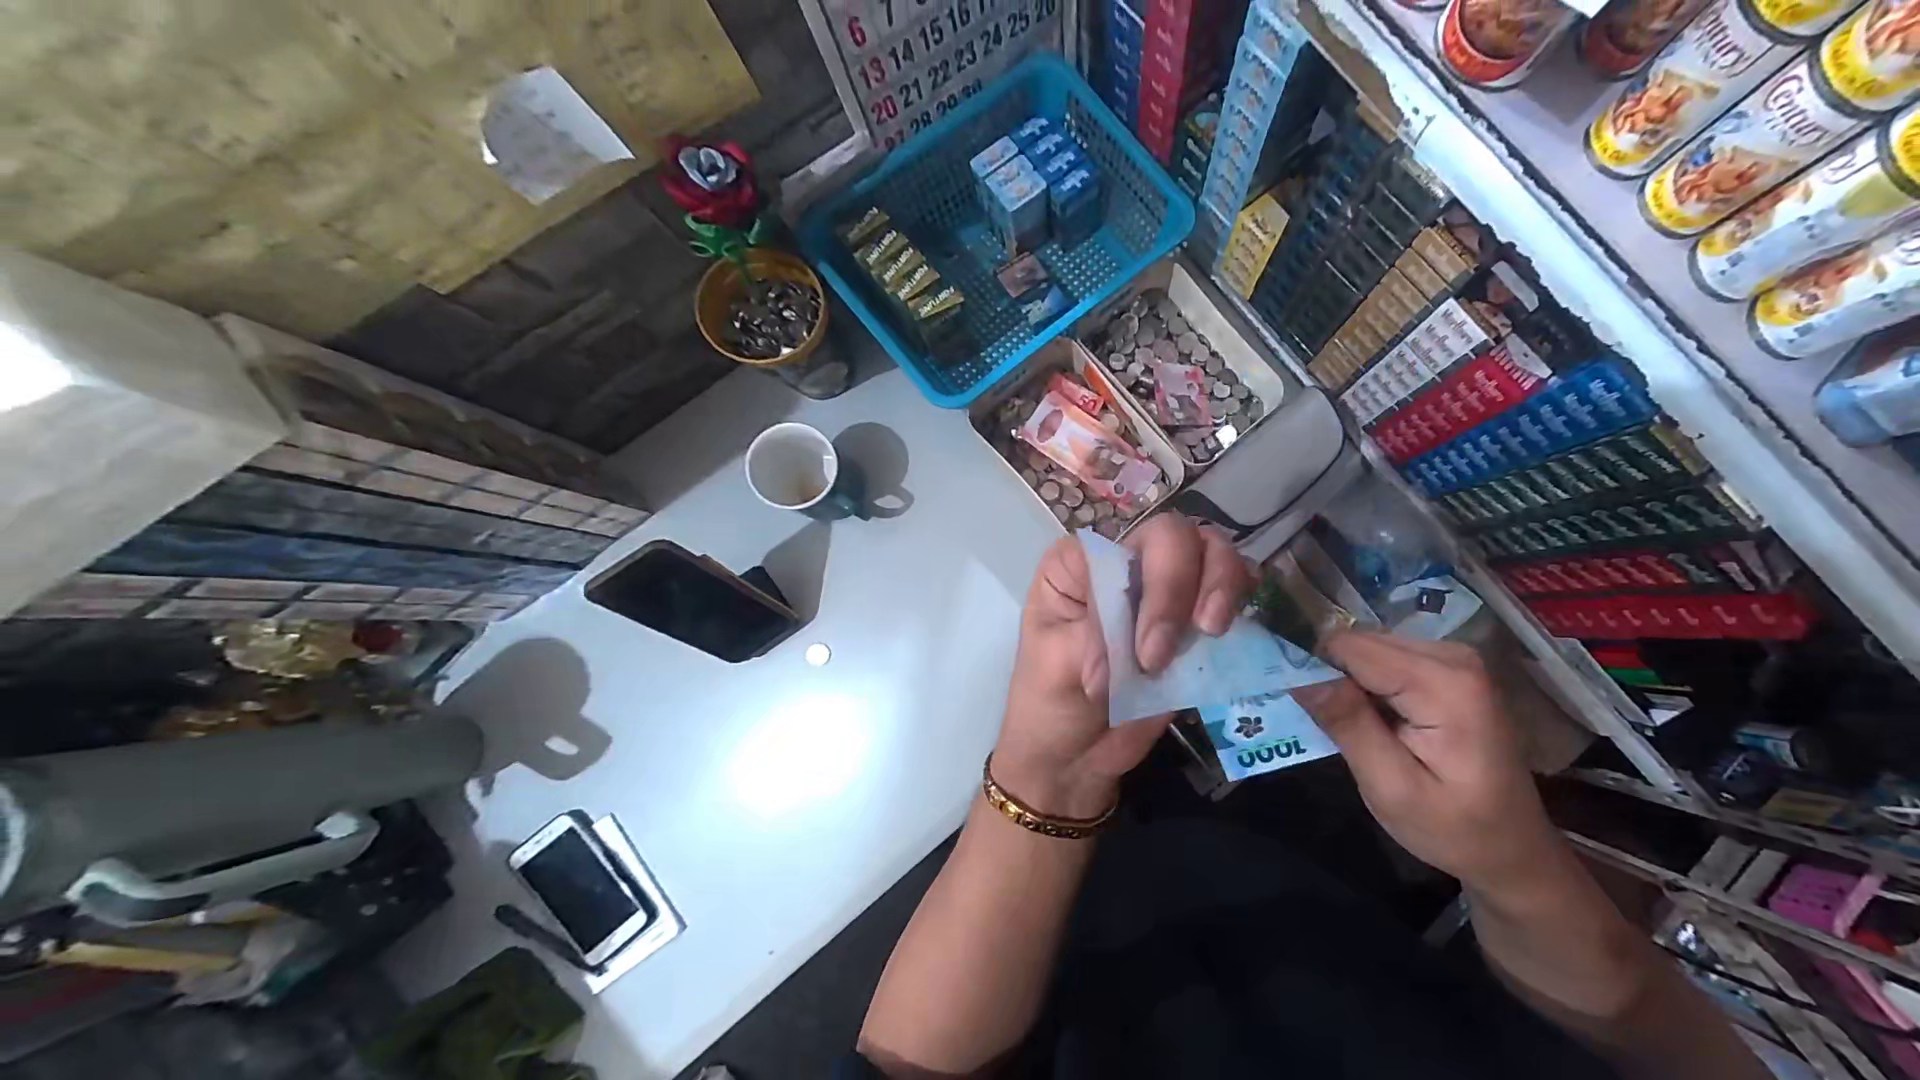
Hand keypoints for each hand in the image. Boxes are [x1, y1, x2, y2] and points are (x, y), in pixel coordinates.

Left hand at [993, 514, 1251, 819]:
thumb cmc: (1049, 702)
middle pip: (1174, 538)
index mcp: (1077, 564)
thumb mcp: (1058, 666)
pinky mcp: (1192, 621)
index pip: (1125, 546)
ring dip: (1221, 586)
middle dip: (1179, 590)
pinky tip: (1230, 632)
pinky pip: (1231, 589)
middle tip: (1161, 656)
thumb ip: (1099, 634)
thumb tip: (1138, 630)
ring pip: (1211, 552)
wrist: (1074, 756)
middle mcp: (1120, 564)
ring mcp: (1161, 589)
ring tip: (1211, 633)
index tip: (1141, 655)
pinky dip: (1239, 602)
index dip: (1145, 590)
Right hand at [1292, 632, 1565, 893]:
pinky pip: (1381, 657)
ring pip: (1363, 645)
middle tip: (1314, 718)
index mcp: (1444, 684)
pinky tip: (1362, 715)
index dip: (1311, 667)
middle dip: (1326, 672)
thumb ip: (1348, 725)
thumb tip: (1298, 673)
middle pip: (1356, 641)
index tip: (1289, 700)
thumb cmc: (1453, 828)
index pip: (1348, 646)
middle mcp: (1452, 656)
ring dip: (1341, 678)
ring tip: (1337, 720)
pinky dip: (1360, 681)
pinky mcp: (1446, 668)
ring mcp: (1452, 659)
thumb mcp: (1391, 787)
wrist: (1513, 851)